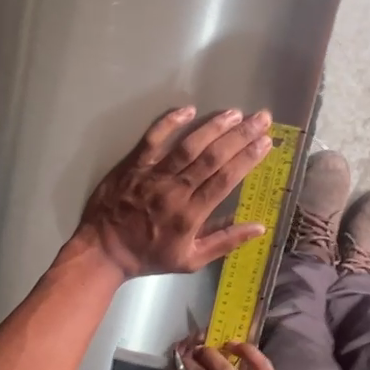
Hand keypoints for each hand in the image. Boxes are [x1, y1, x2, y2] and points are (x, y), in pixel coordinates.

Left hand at [73, 107, 273, 278]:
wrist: (103, 251)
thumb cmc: (149, 256)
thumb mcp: (191, 260)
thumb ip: (225, 241)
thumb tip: (259, 227)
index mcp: (191, 215)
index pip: (226, 179)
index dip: (248, 158)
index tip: (266, 142)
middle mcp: (175, 191)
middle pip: (213, 157)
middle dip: (240, 136)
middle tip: (261, 119)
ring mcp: (152, 175)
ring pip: (188, 145)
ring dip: (214, 126)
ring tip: (235, 113)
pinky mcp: (133, 165)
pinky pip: (152, 139)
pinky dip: (170, 122)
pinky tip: (189, 109)